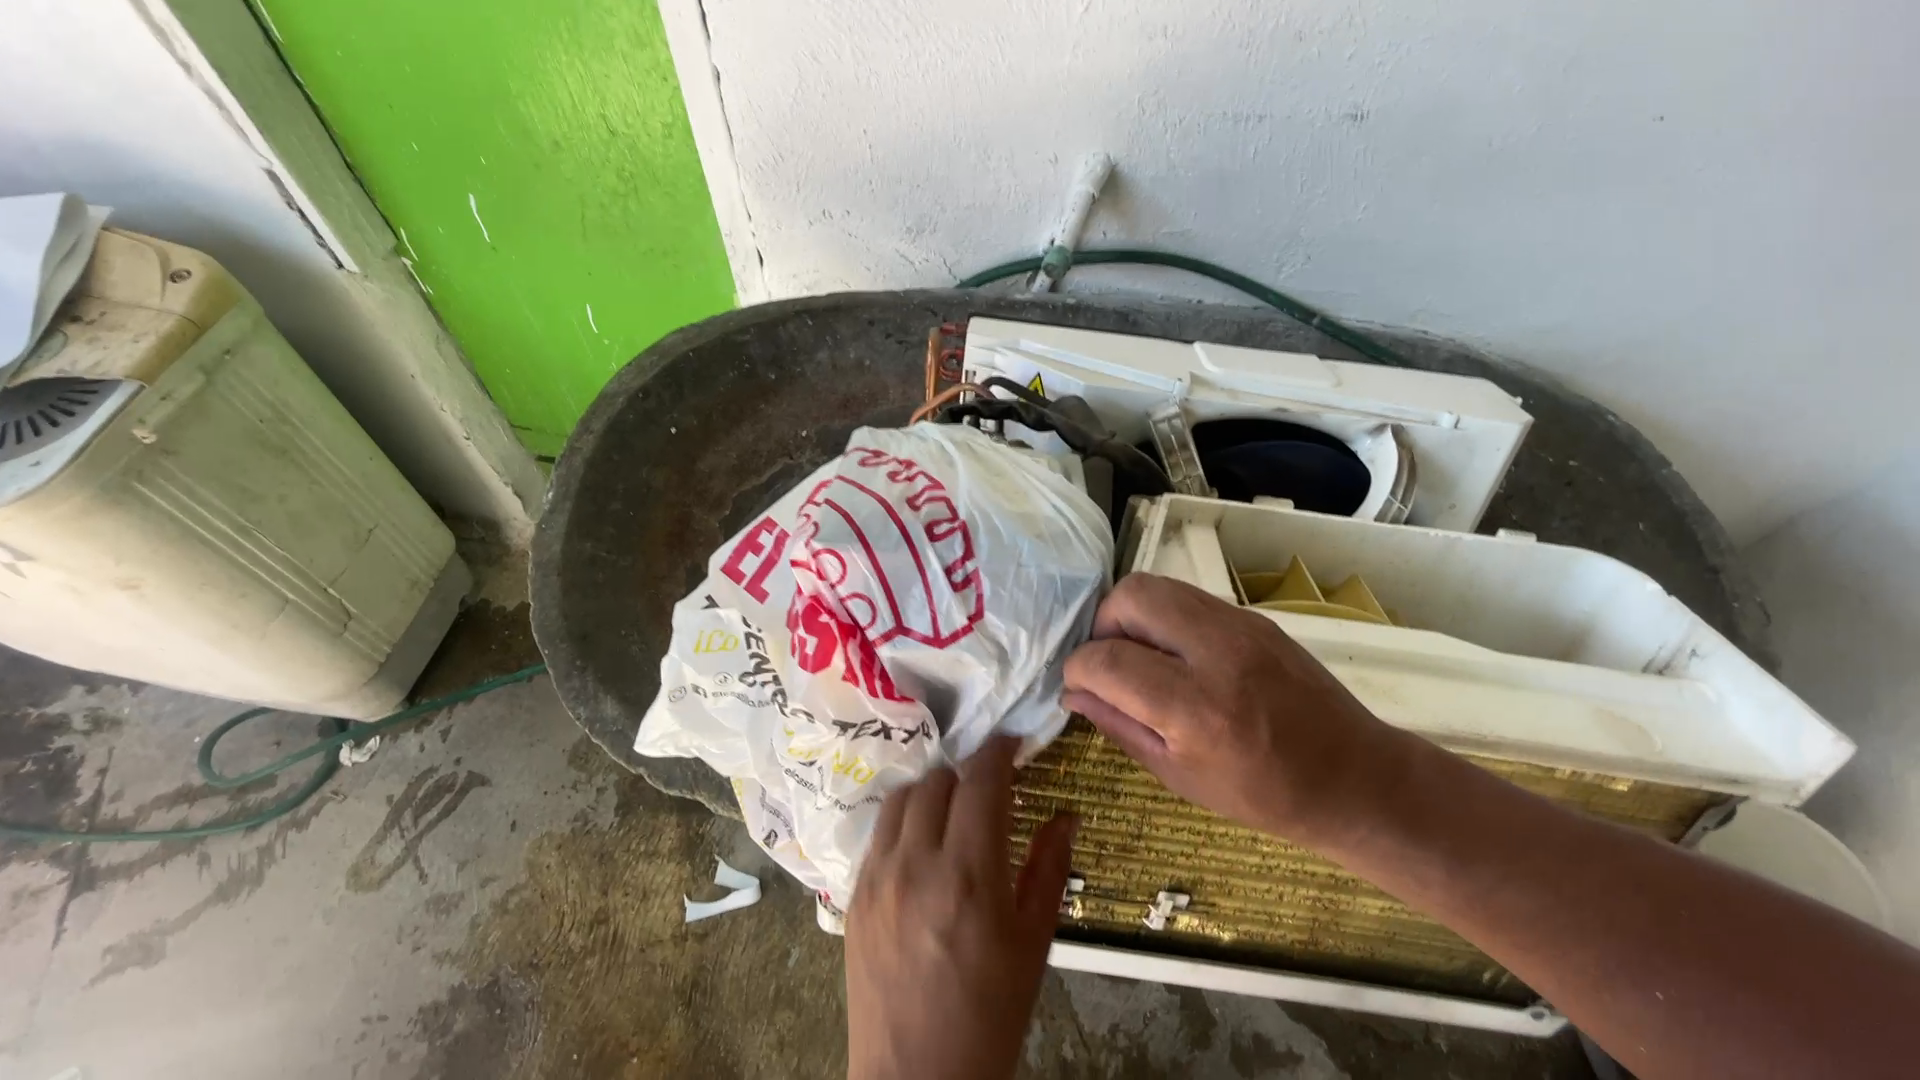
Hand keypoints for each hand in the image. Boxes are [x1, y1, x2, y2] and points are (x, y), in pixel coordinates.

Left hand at [845, 735, 1076, 1079]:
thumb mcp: (1035, 943)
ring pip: (900, 799)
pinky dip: (904, 821)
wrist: (918, 1077)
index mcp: (970, 876)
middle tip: (991, 786)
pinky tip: (922, 842)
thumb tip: (1065, 814)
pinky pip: (878, 833)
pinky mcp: (853, 895)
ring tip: (953, 809)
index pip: (981, 782)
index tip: (1012, 743)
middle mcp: (916, 864)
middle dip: (968, 772)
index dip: (999, 752)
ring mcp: (877, 878)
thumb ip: (1049, 868)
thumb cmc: (991, 1013)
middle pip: (937, 781)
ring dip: (931, 790)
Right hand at [1060, 573, 1402, 844]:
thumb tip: (1075, 692)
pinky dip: (1165, 618)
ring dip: (1132, 616)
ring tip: (1139, 657)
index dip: (1078, 669)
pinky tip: (1174, 656)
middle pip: (1131, 597)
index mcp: (1197, 709)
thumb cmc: (1264, 795)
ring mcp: (1241, 626)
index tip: (1077, 686)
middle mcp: (1218, 652)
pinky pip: (1189, 598)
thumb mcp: (1179, 776)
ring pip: (1158, 586)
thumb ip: (1119, 726)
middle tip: (1108, 663)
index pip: (1108, 659)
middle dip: (1102, 625)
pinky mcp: (1254, 617)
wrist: (1354, 777)